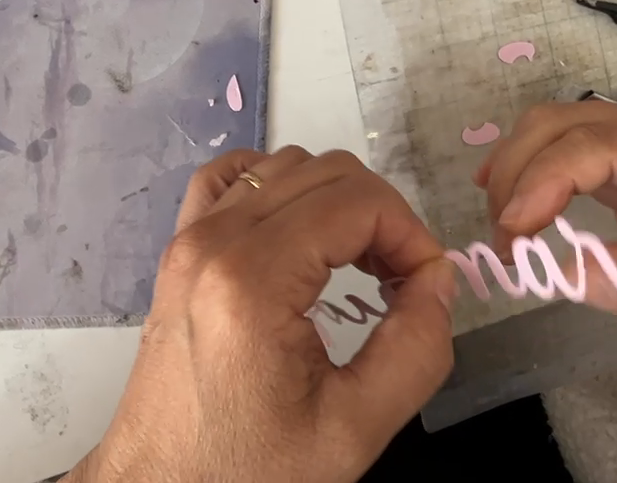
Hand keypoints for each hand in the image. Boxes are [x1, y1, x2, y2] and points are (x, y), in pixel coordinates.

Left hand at [68, 147, 458, 482]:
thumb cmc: (250, 472)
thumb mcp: (353, 431)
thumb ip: (416, 349)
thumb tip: (436, 276)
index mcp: (254, 278)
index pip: (358, 201)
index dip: (410, 232)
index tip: (426, 283)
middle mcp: (216, 238)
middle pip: (327, 171)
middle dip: (381, 214)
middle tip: (399, 278)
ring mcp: (191, 235)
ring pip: (286, 164)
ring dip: (336, 199)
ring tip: (356, 261)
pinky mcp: (180, 245)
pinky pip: (231, 175)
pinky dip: (275, 183)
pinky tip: (295, 225)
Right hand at [477, 101, 616, 470]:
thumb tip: (565, 274)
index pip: (602, 144)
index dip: (547, 176)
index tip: (512, 230)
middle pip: (568, 123)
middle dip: (521, 172)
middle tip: (503, 241)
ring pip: (557, 127)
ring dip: (518, 169)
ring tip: (506, 232)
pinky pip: (564, 146)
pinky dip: (528, 166)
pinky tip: (507, 196)